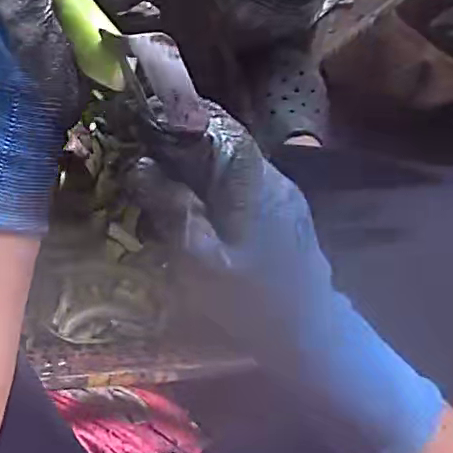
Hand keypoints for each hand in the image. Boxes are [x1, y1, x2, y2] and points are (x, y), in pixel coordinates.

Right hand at [127, 101, 442, 452]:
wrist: (315, 341)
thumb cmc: (252, 301)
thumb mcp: (198, 259)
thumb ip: (171, 207)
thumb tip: (138, 164)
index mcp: (252, 178)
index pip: (215, 121)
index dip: (176, 111)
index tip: (140, 115)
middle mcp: (270, 175)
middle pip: (220, 137)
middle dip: (178, 137)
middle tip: (138, 147)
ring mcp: (278, 192)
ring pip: (228, 159)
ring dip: (193, 160)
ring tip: (156, 172)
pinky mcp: (278, 212)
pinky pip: (236, 180)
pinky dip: (208, 180)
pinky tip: (188, 199)